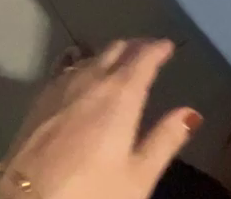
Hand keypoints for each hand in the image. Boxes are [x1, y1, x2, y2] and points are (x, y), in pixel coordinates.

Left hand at [0, 38, 200, 198]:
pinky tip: (81, 77)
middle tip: (147, 51)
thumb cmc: (91, 195)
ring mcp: (61, 88)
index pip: (143, 58)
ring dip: (108, 55)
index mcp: (121, 95)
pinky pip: (67, 70)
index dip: (158, 49)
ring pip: (90, 58)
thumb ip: (165, 140)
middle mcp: (92, 81)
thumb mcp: (137, 177)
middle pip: (116, 50)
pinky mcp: (39, 101)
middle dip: (134, 47)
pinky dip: (83, 66)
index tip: (167, 46)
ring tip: (118, 61)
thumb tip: (191, 113)